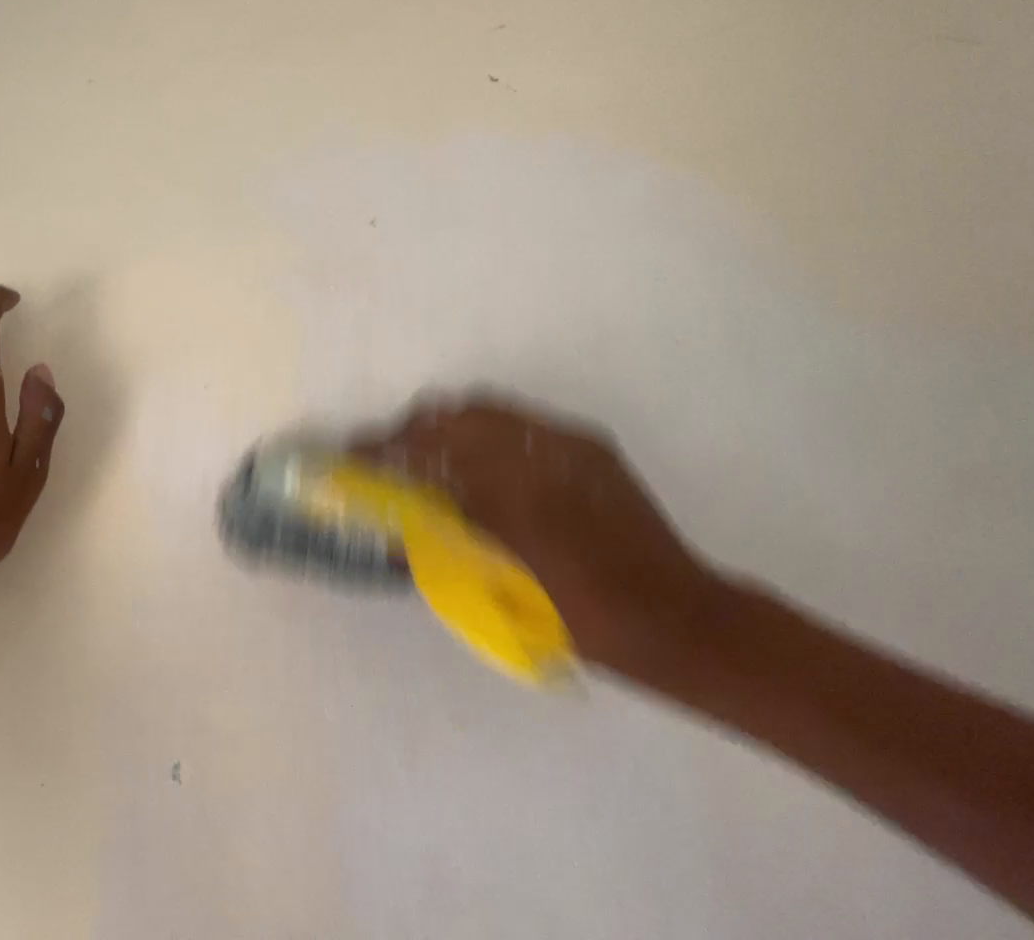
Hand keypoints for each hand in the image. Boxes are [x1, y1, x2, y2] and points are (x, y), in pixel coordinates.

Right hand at [356, 392, 723, 676]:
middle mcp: (540, 453)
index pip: (430, 451)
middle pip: (457, 415)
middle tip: (391, 457)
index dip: (384, 449)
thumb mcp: (502, 590)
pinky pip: (524, 426)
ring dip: (451, 429)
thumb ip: (447, 546)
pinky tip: (485, 470)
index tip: (352, 454)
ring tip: (433, 460)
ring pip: (491, 413)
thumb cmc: (584, 619)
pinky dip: (490, 436)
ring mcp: (571, 447)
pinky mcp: (592, 451)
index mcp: (512, 492)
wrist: (681, 620)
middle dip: (415, 430)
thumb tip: (397, 530)